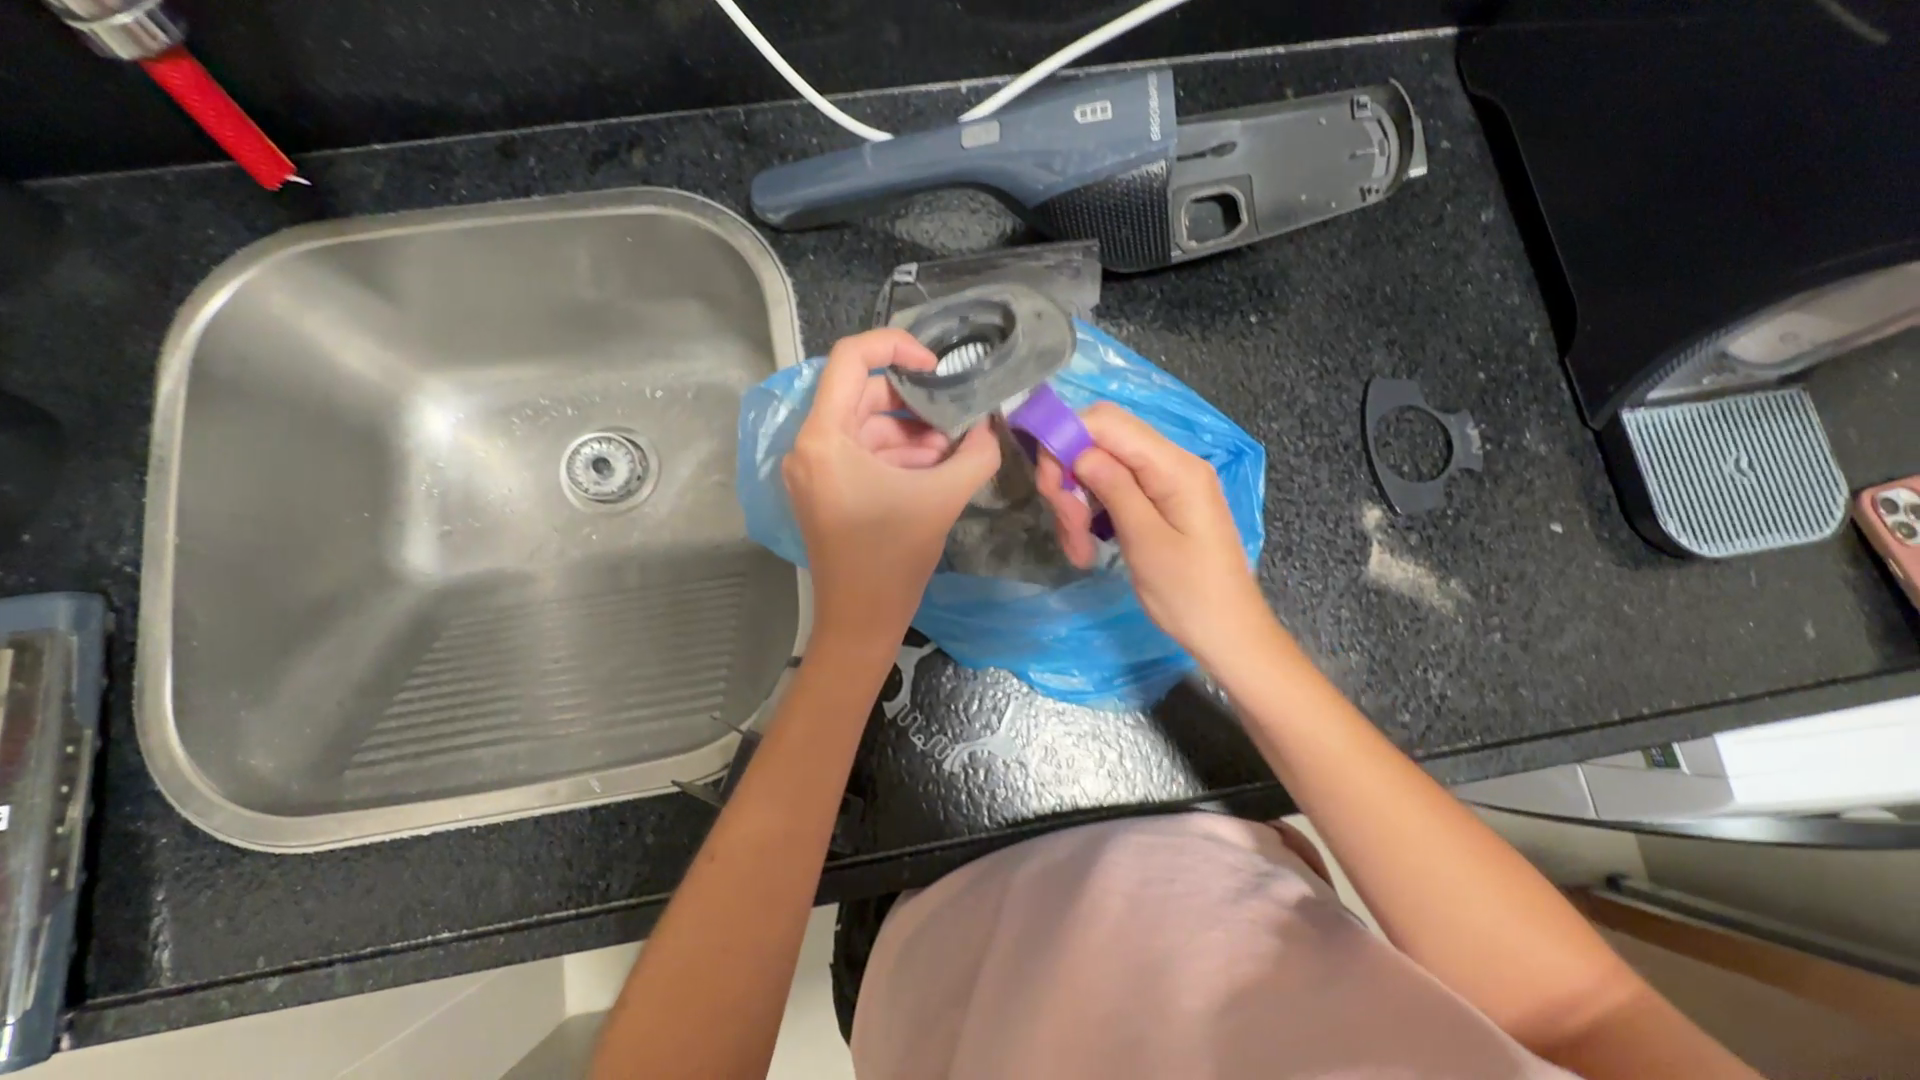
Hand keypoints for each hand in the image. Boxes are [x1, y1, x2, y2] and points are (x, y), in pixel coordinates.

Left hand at [783, 329, 1000, 642]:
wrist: (860, 621)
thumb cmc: (893, 559)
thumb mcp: (943, 498)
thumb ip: (976, 454)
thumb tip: (990, 426)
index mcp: (824, 438)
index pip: (851, 358)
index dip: (896, 346)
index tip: (937, 367)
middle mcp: (808, 445)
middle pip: (862, 392)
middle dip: (913, 401)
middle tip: (955, 417)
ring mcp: (814, 468)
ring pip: (866, 424)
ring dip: (910, 430)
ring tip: (952, 450)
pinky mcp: (824, 488)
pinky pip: (862, 452)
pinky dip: (897, 453)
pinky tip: (935, 468)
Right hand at [1036, 403, 1274, 664]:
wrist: (1230, 635)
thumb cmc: (1190, 595)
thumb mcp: (1146, 542)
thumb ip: (1115, 488)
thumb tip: (1078, 450)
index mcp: (1175, 467)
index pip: (1107, 422)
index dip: (1066, 439)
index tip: (1048, 485)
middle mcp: (1173, 463)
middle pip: (1101, 441)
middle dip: (1070, 476)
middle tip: (1067, 526)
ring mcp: (1167, 482)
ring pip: (1102, 468)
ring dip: (1078, 502)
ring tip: (1077, 549)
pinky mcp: (1161, 502)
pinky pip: (1116, 490)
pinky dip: (1094, 513)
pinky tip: (1088, 547)